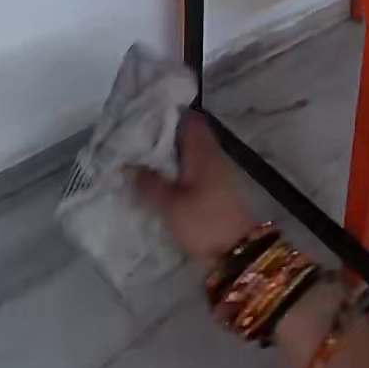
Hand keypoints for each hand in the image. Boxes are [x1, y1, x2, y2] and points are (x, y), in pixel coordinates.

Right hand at [133, 112, 258, 264]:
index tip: (144, 117)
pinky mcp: (219, 188)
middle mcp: (213, 155)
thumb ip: (149, 184)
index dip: (168, 114)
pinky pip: (197, 168)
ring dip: (173, 154)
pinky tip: (164, 180)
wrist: (239, 253)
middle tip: (138, 141)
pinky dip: (181, 169)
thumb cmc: (204, 222)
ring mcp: (219, 172)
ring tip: (146, 160)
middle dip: (166, 136)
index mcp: (202, 151)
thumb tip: (129, 166)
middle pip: (190, 134)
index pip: (189, 119)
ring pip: (193, 152)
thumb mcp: (170, 206)